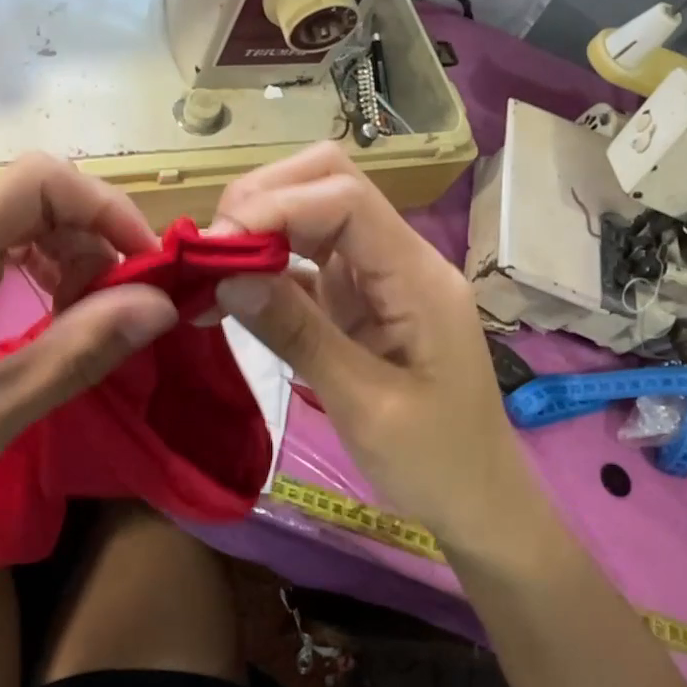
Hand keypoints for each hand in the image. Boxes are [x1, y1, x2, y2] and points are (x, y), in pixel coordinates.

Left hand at [0, 154, 179, 576]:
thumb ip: (79, 351)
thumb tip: (160, 305)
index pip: (42, 180)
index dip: (108, 209)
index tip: (150, 267)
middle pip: (33, 197)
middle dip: (93, 239)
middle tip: (126, 309)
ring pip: (14, 222)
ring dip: (67, 258)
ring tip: (91, 321)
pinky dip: (33, 273)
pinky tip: (48, 318)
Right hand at [211, 143, 527, 546]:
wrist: (478, 502)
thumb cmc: (436, 463)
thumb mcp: (364, 404)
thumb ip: (298, 333)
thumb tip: (228, 278)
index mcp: (417, 276)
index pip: (344, 199)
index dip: (274, 206)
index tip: (216, 248)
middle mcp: (400, 259)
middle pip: (330, 183)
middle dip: (264, 200)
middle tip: (211, 251)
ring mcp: (379, 277)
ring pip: (314, 213)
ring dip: (259, 228)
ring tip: (208, 271)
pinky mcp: (360, 301)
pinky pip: (307, 261)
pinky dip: (265, 267)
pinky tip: (227, 295)